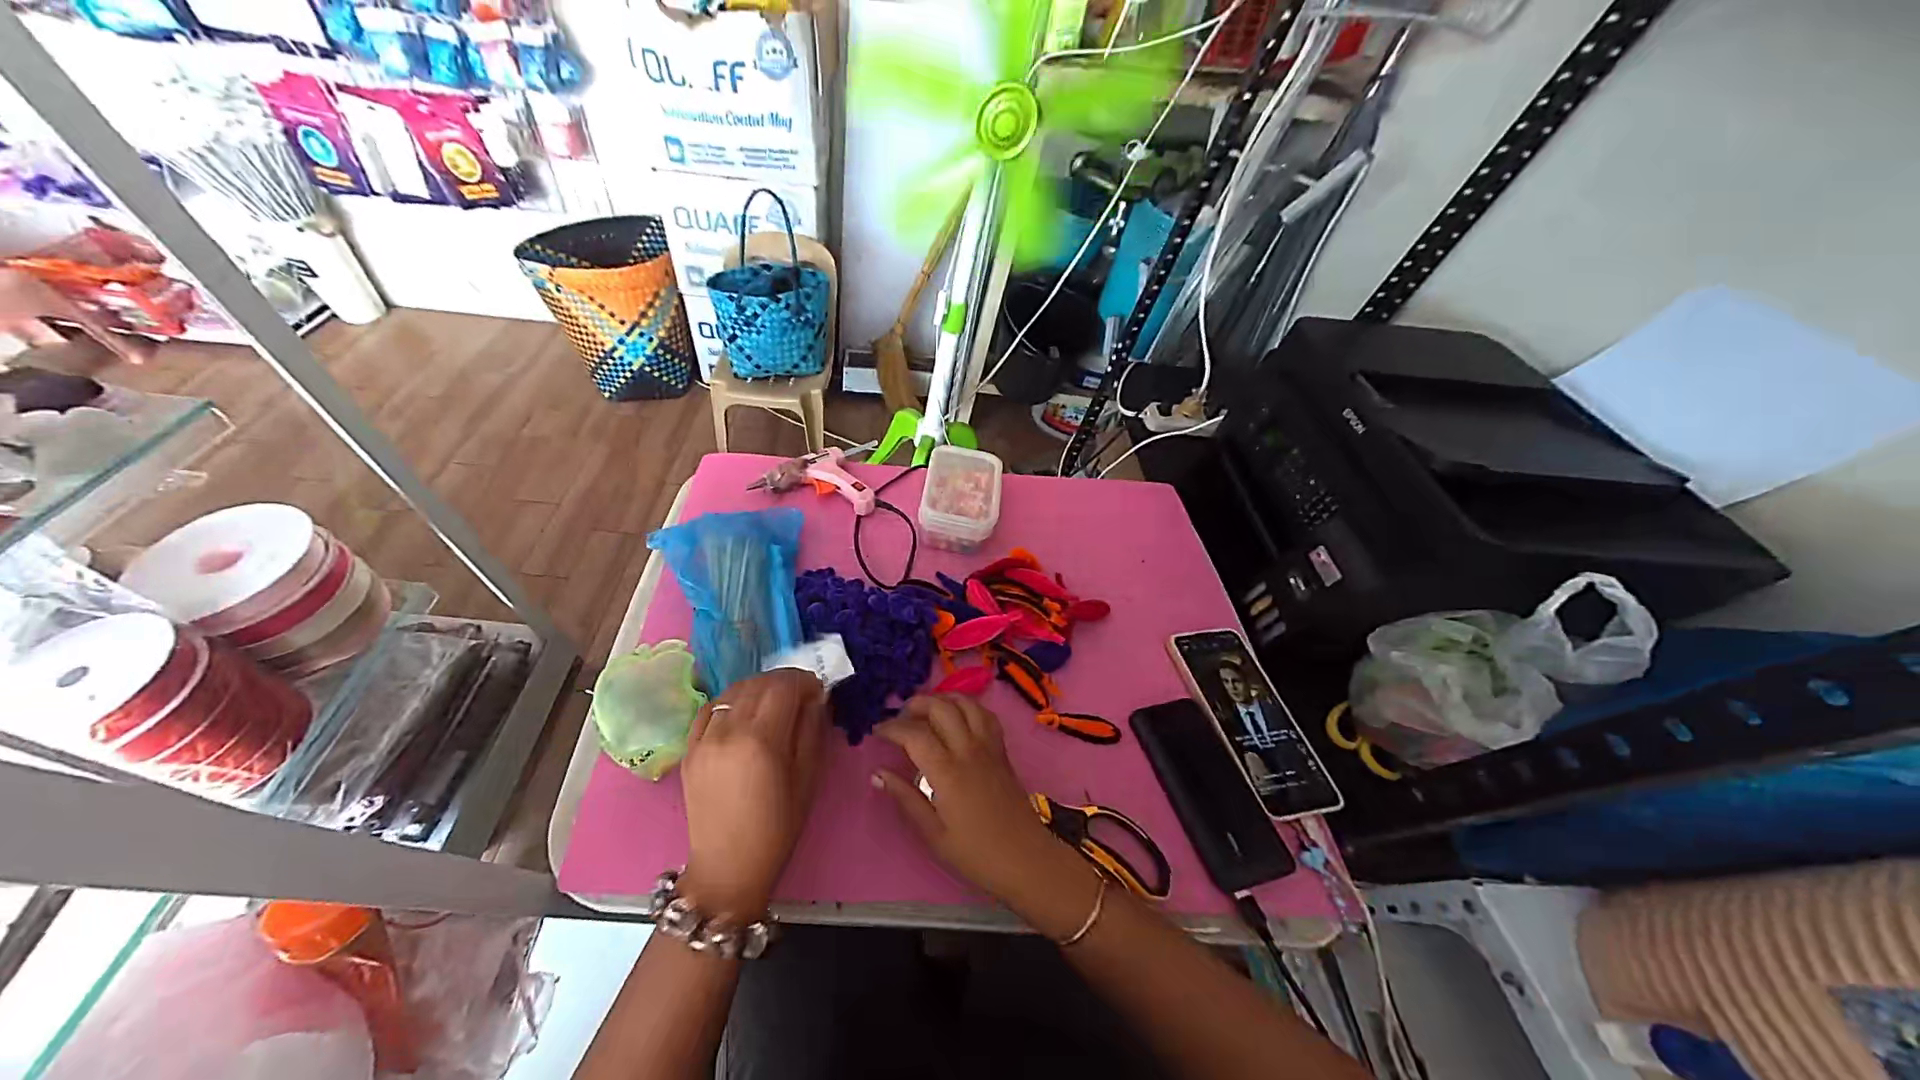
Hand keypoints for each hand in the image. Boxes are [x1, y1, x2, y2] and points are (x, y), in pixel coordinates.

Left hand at [679, 669, 827, 920]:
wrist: (728, 866)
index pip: (783, 686)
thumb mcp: (807, 778)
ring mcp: (703, 739)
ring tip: (773, 702)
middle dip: (784, 681)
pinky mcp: (689, 749)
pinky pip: (708, 710)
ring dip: (757, 688)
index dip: (804, 681)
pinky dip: (729, 702)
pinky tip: (743, 713)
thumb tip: (814, 698)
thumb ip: (811, 730)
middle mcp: (727, 731)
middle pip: (757, 683)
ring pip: (732, 691)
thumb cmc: (777, 827)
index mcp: (761, 740)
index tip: (818, 691)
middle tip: (801, 694)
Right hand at [872, 695, 1101, 939]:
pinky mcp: (1002, 750)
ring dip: (942, 699)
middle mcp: (969, 750)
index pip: (914, 733)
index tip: (876, 732)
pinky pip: (985, 715)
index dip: (891, 727)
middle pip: (941, 707)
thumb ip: (905, 798)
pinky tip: (957, 718)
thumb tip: (878, 774)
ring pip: (966, 704)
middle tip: (899, 719)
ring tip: (925, 712)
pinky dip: (967, 707)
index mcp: (947, 771)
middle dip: (915, 704)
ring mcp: (989, 747)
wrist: (1025, 859)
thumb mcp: (932, 834)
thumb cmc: (975, 853)